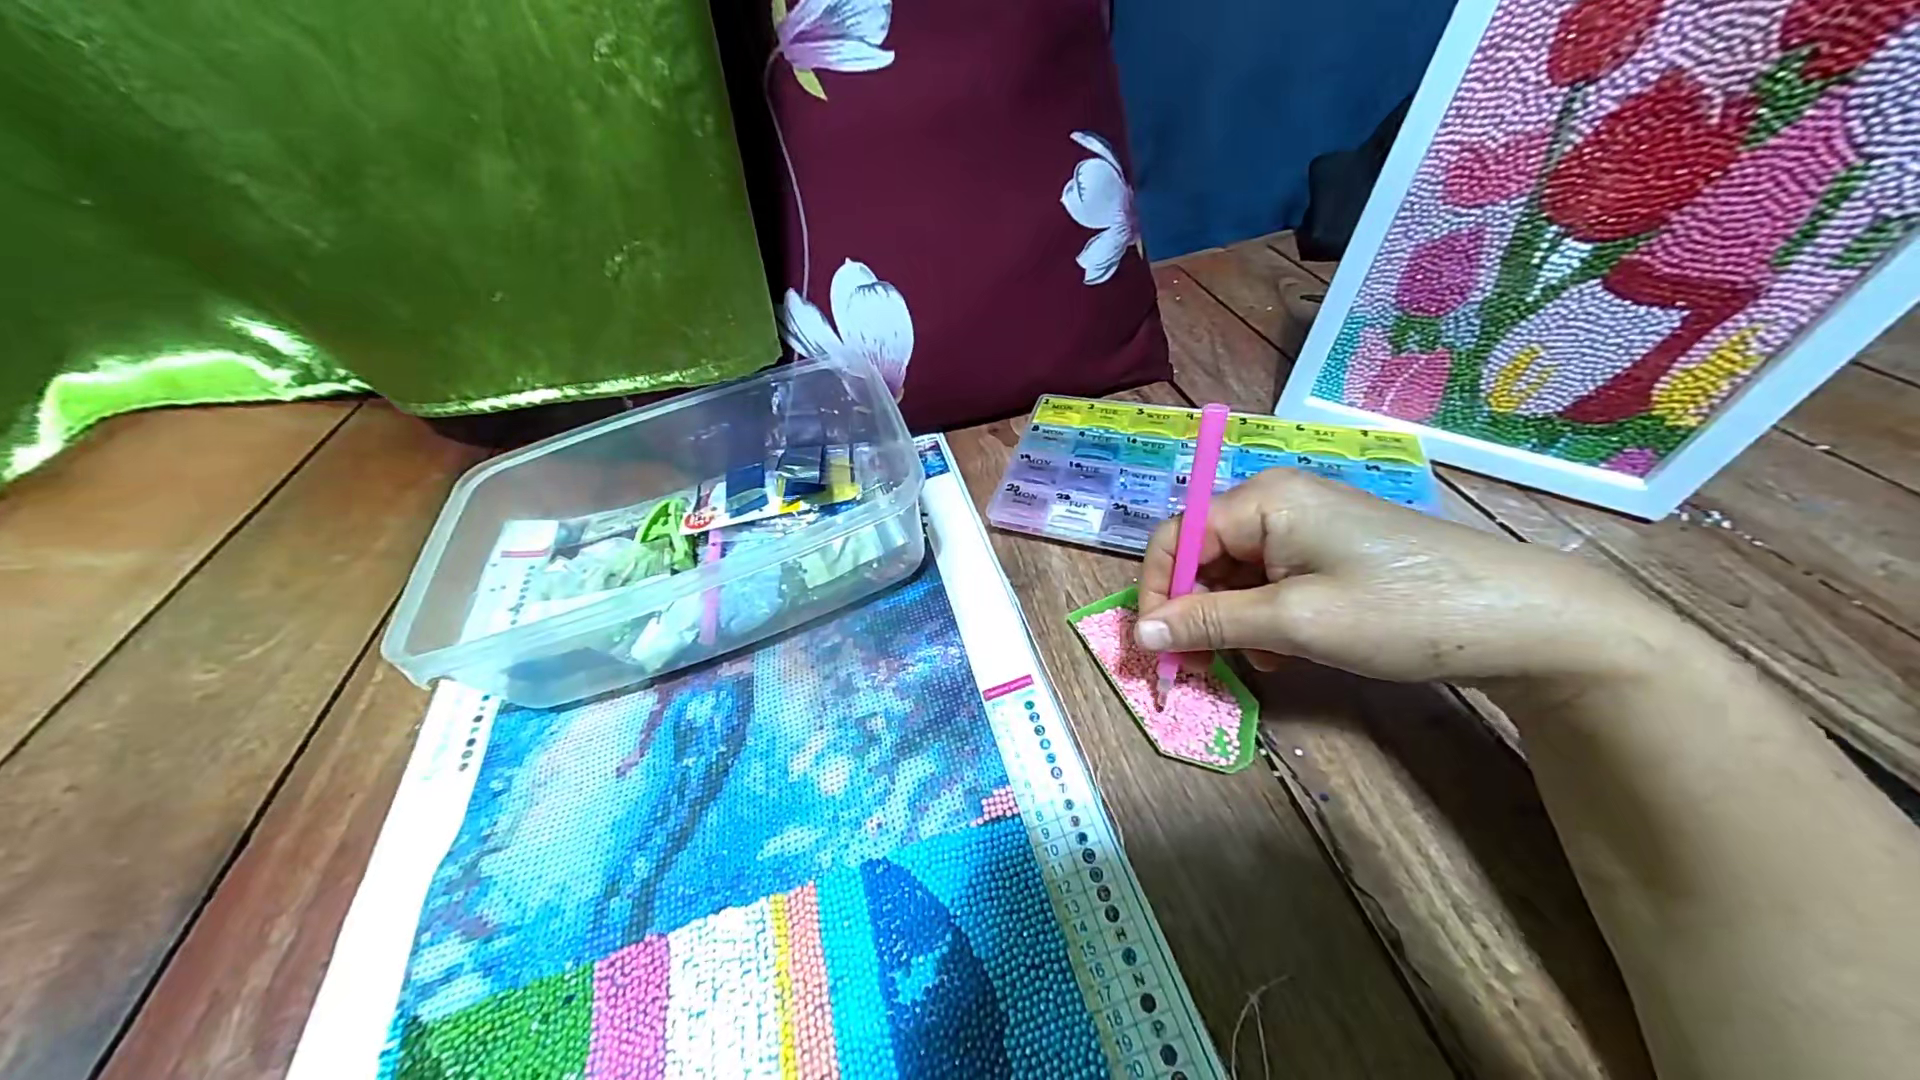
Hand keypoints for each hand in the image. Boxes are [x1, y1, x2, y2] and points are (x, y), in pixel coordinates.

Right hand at [1136, 469, 1677, 684]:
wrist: (1529, 622)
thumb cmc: (1401, 610)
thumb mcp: (1294, 622)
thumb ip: (1209, 622)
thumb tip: (1140, 632)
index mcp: (1262, 499)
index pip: (1176, 537)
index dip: (1157, 592)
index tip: (1154, 649)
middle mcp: (1276, 502)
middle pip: (1203, 555)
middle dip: (1193, 612)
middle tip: (1196, 668)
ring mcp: (1304, 526)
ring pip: (1233, 575)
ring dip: (1228, 621)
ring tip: (1254, 661)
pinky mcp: (1326, 553)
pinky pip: (1268, 583)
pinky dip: (1261, 619)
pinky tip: (1282, 650)